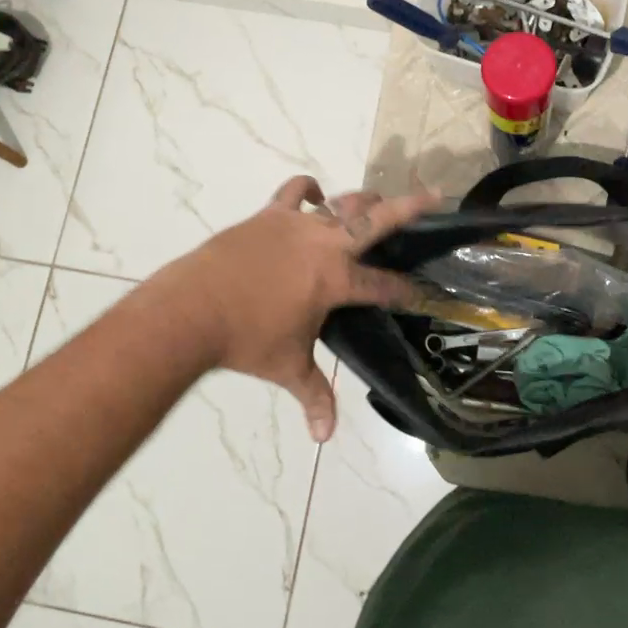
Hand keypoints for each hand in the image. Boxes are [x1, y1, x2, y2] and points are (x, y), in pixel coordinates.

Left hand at [148, 176, 437, 442]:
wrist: (191, 310)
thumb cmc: (246, 341)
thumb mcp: (287, 367)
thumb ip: (314, 396)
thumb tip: (324, 437)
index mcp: (336, 281)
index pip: (383, 286)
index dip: (406, 291)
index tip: (421, 293)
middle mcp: (325, 245)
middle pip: (378, 220)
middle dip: (411, 207)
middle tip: (436, 196)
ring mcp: (297, 225)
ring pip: (342, 201)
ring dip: (363, 200)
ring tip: (377, 200)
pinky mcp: (269, 215)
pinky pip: (295, 192)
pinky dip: (309, 189)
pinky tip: (315, 194)